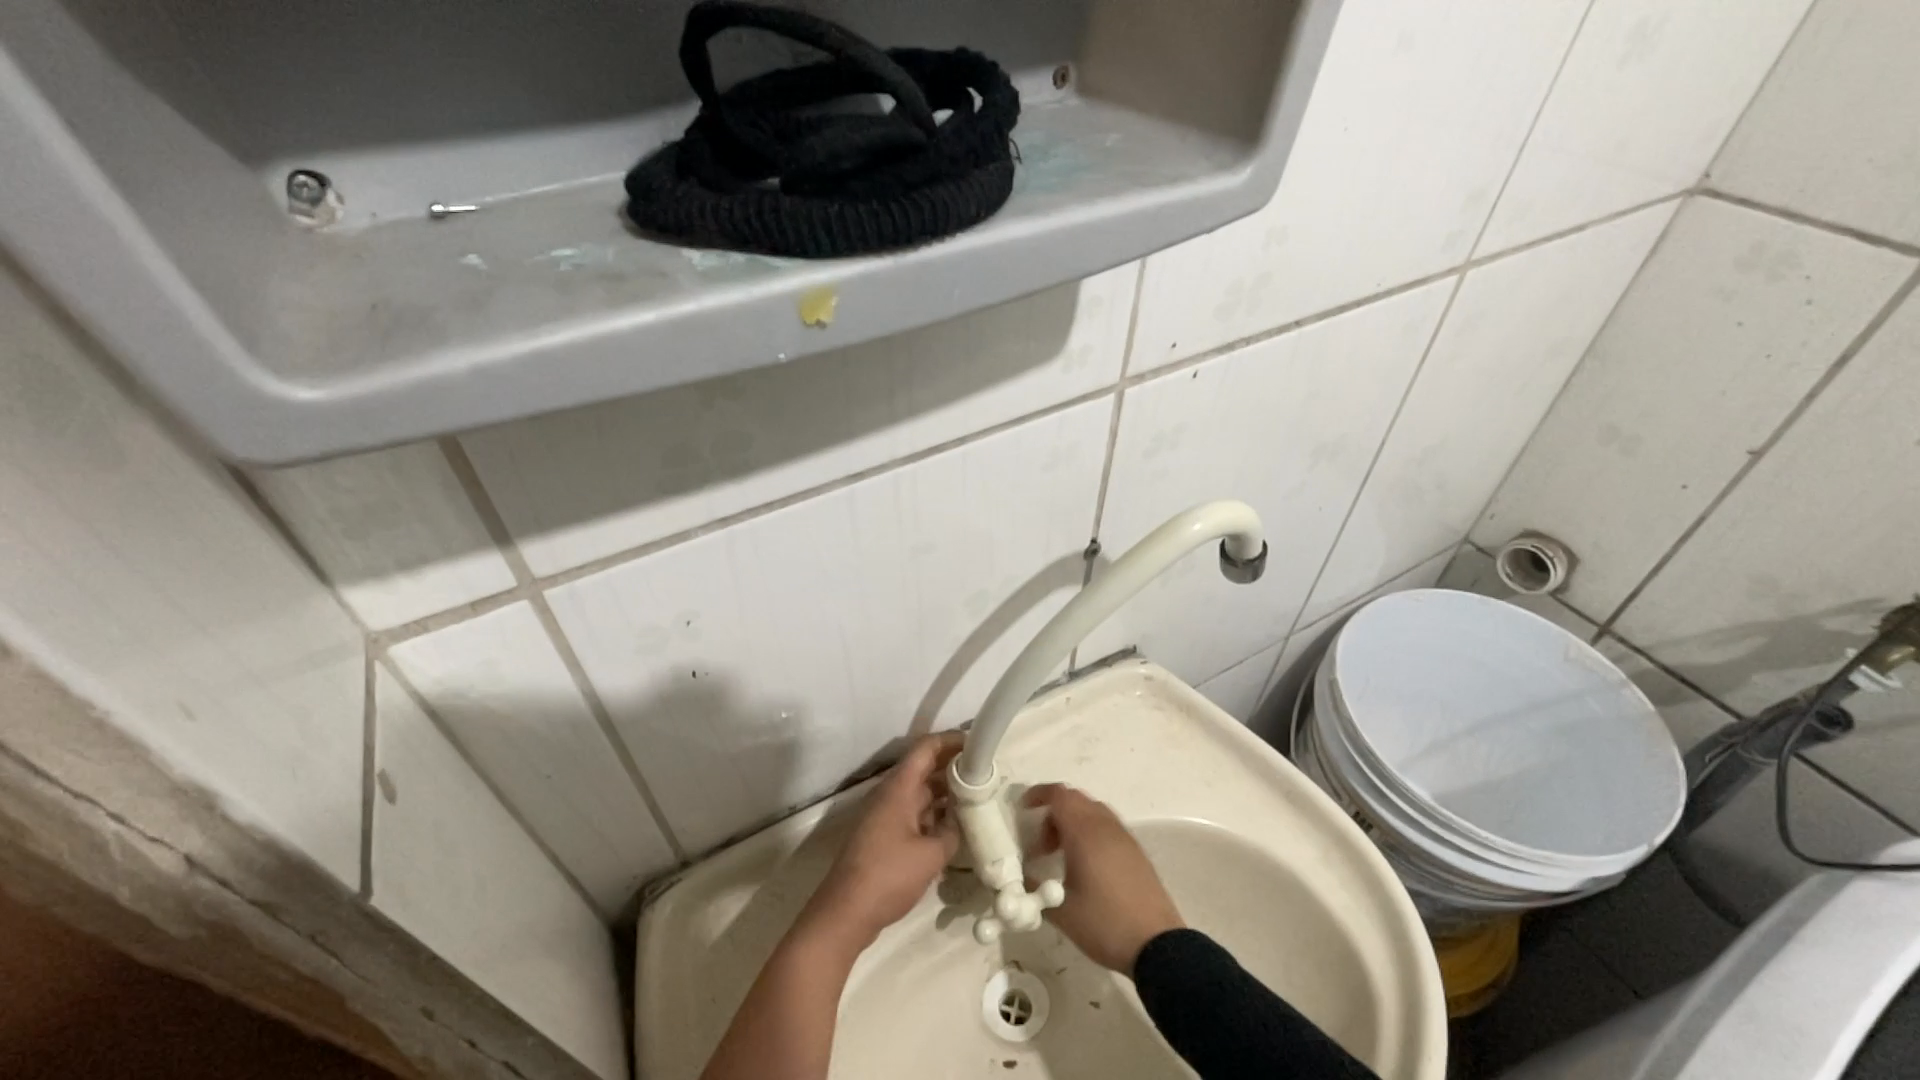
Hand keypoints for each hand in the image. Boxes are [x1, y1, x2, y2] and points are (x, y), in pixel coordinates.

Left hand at [800, 733, 962, 949]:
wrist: (846, 911)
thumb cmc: (889, 876)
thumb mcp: (931, 854)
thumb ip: (952, 832)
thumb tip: (960, 822)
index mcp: (899, 788)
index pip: (926, 748)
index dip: (952, 741)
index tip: (978, 744)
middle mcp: (890, 795)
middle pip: (924, 769)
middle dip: (954, 768)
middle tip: (987, 775)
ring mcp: (885, 815)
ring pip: (920, 793)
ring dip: (946, 793)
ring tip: (978, 799)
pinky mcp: (884, 835)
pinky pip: (914, 813)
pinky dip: (935, 814)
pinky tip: (955, 826)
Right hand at [1025, 784, 1183, 974]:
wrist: (1157, 945)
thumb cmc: (1104, 924)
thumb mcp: (1061, 911)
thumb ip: (1034, 890)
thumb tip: (1019, 879)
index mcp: (1085, 833)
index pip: (1059, 795)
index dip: (1037, 795)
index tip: (1022, 810)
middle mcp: (1106, 827)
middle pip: (1075, 800)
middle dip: (1053, 813)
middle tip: (1040, 844)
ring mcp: (1125, 838)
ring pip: (1093, 812)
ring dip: (1072, 823)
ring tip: (1061, 855)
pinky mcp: (1136, 852)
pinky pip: (1107, 827)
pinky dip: (1090, 833)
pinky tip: (1085, 866)